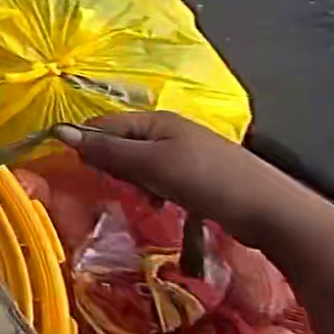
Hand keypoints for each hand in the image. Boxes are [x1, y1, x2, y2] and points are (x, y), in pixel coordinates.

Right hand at [58, 112, 315, 248]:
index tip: (85, 171)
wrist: (274, 213)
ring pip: (137, 163)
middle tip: (124, 186)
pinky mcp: (195, 175)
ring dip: (133, 181)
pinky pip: (157, 177)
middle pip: (120, 142)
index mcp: (155, 120)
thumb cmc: (207, 181)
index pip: (103, 125)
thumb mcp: (150, 164)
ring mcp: (183, 153)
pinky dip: (152, 190)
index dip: (88, 145)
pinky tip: (161, 205)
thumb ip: (105, 150)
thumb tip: (58, 131)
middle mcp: (167, 130)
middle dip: (114, 165)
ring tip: (146, 198)